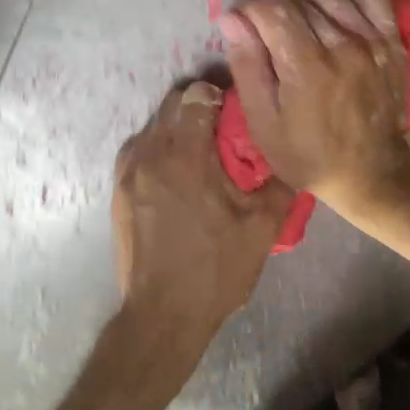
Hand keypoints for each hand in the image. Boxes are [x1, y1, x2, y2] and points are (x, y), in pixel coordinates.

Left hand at [112, 82, 291, 366]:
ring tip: (204, 150)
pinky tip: (181, 174)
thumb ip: (281, 182)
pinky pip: (140, 151)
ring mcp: (127, 173)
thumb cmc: (215, 269)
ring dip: (178, 127)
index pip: (197, 95)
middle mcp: (149, 153)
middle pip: (172, 104)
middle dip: (199, 105)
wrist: (162, 316)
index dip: (220, 93)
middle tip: (226, 125)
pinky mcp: (118, 191)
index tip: (239, 107)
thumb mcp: (262, 226)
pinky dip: (160, 149)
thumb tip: (292, 154)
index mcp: (184, 154)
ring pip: (153, 126)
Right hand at [219, 0, 409, 208]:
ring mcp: (372, 41)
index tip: (243, 27)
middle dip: (275, 9)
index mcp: (306, 65)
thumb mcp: (263, 122)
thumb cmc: (307, 154)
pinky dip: (349, 0)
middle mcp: (342, 44)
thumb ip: (247, 66)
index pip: (271, 7)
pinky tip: (338, 19)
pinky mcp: (393, 43)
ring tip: (300, 27)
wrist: (371, 173)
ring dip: (307, 3)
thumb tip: (231, 19)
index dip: (249, 11)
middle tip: (268, 34)